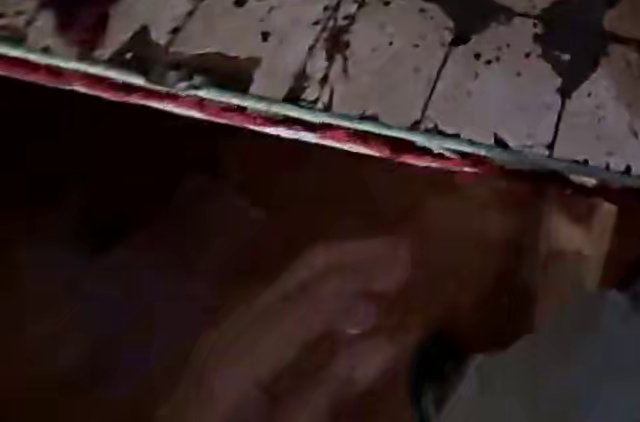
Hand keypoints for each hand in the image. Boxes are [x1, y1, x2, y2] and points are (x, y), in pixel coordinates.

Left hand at [160, 237, 413, 421]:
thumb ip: (333, 386)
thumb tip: (392, 337)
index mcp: (245, 351)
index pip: (320, 292)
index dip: (370, 269)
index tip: (413, 258)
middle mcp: (235, 323)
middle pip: (308, 267)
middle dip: (361, 254)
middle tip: (407, 252)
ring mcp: (226, 327)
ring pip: (296, 276)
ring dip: (345, 271)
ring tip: (386, 286)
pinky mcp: (226, 339)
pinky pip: (282, 298)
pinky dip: (321, 294)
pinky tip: (346, 313)